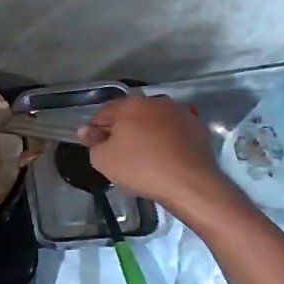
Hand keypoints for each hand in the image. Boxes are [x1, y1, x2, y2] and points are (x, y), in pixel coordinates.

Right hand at [81, 95, 242, 218]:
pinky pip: (173, 130)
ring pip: (153, 121)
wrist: (190, 182)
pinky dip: (166, 139)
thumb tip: (87, 130)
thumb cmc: (140, 168)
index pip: (103, 114)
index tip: (98, 148)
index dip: (96, 131)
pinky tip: (165, 157)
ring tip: (145, 156)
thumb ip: (92, 142)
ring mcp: (179, 112)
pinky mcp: (197, 126)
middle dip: (123, 130)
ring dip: (146, 132)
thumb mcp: (103, 160)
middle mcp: (155, 101)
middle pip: (130, 114)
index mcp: (129, 105)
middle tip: (121, 154)